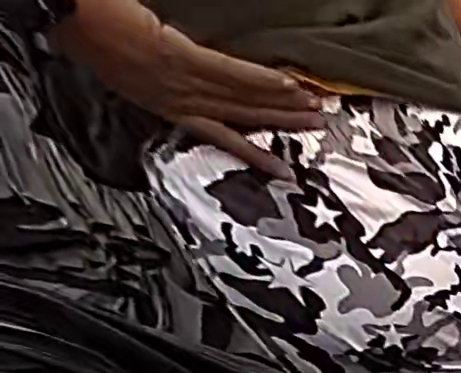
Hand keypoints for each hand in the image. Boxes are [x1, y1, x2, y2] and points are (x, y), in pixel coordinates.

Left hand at [47, 0, 321, 179]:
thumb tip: (175, 88)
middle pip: (242, 114)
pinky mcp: (180, 56)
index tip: (283, 171)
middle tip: (317, 126)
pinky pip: (233, 74)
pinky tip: (292, 85)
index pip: (219, 133)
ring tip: (315, 108)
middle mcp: (179, 99)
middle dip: (283, 121)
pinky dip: (266, 81)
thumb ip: (150, 85)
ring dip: (285, 103)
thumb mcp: (111, 71)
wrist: (47, 8)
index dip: (255, 154)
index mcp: (162, 106)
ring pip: (245, 97)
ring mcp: (182, 79)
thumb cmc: (74, 36)